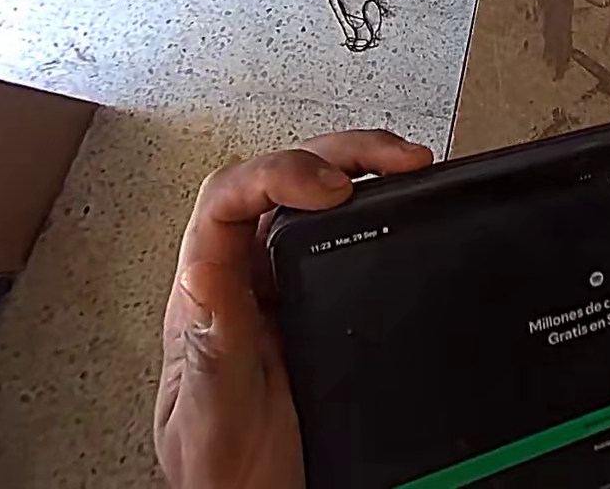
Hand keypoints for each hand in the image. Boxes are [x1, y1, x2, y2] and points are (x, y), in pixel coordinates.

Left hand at [155, 131, 434, 488]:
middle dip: (344, 152)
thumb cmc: (238, 468)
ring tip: (408, 161)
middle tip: (397, 160)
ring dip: (366, 158)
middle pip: (286, 172)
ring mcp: (292, 264)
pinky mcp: (331, 269)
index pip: (228, 200)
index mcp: (213, 291)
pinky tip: (403, 186)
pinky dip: (382, 187)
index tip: (334, 189)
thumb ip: (209, 351)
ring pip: (321, 179)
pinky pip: (353, 209)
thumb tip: (201, 271)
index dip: (278, 175)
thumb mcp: (216, 419)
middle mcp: (250, 266)